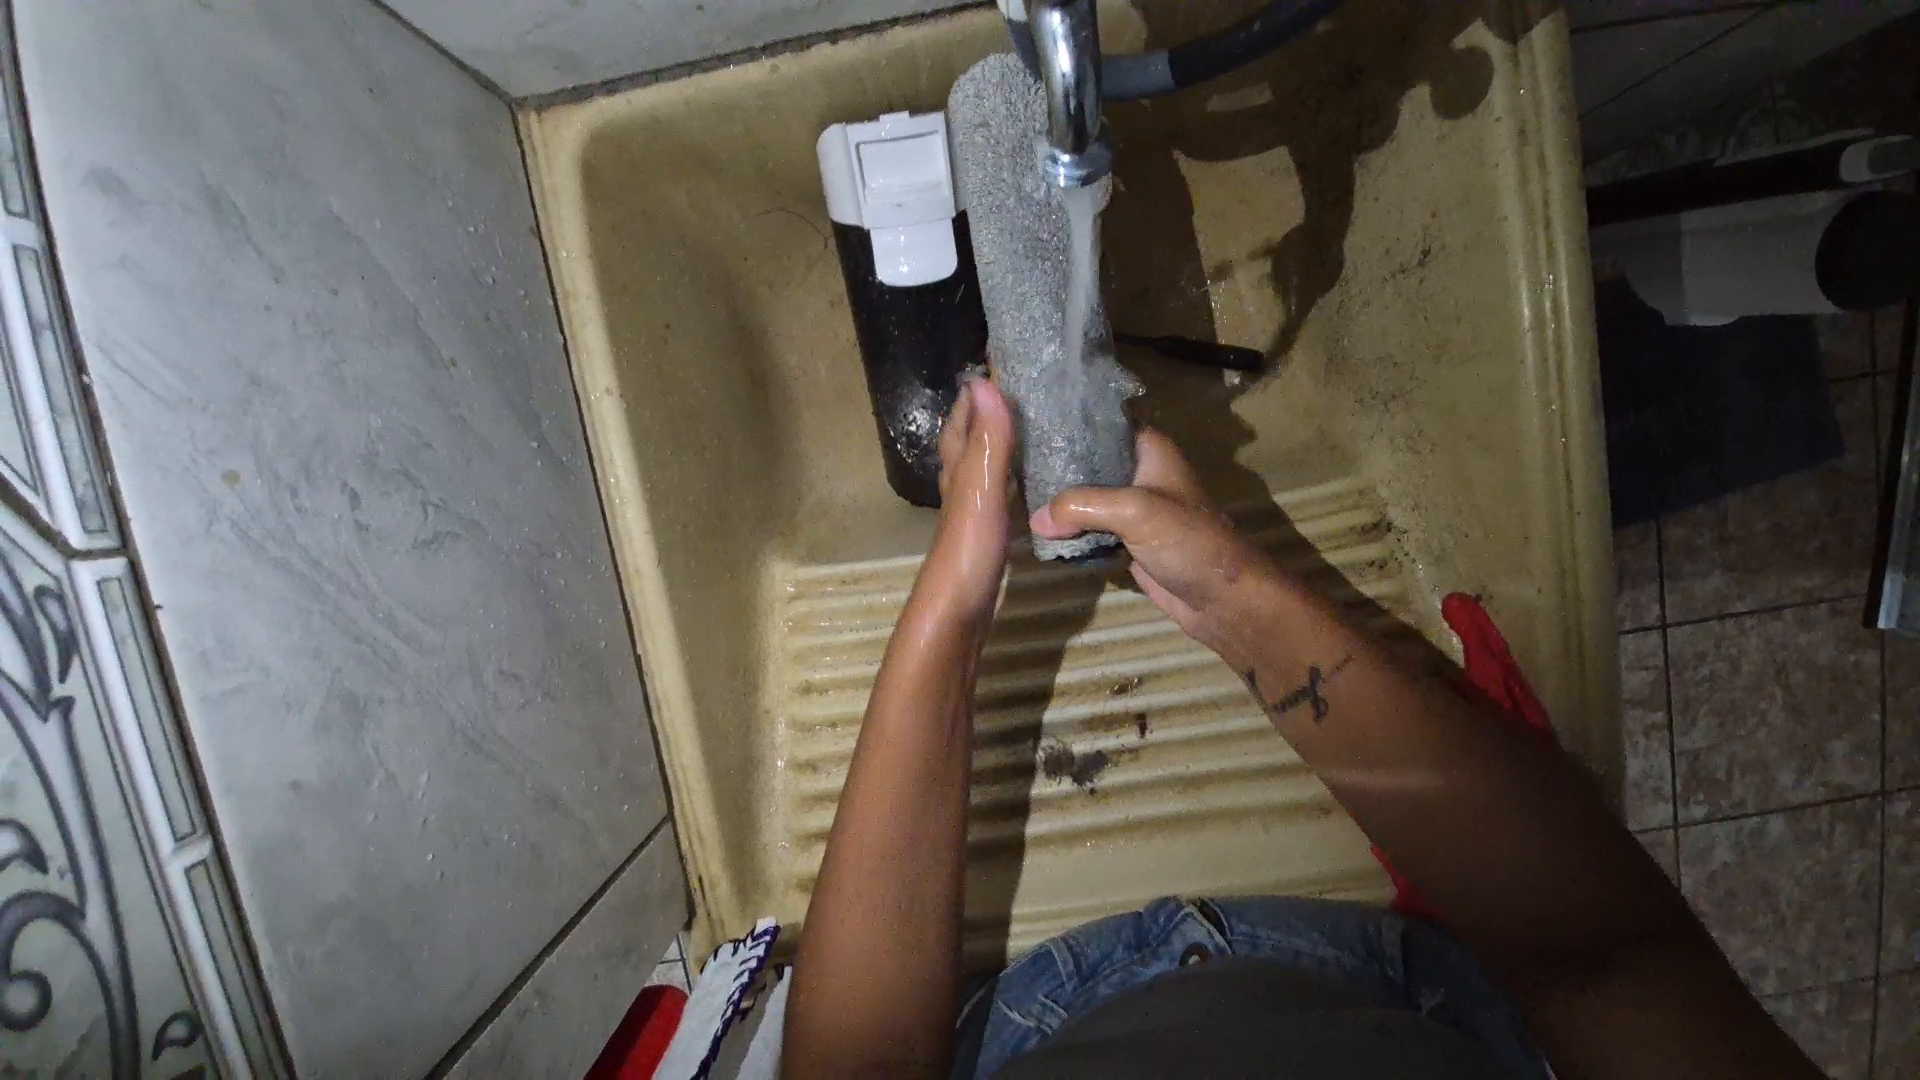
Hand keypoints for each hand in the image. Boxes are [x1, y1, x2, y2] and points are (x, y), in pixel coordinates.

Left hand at [916, 374, 1015, 636]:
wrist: (957, 610)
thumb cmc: (967, 549)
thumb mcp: (980, 489)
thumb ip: (988, 441)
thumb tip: (985, 381)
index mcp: (958, 465)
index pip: (965, 412)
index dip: (981, 385)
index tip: (1009, 353)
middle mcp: (962, 479)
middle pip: (974, 433)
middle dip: (994, 406)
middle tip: (1032, 383)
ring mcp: (975, 505)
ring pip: (988, 459)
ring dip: (1006, 437)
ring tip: (1040, 419)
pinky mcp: (989, 528)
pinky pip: (1004, 487)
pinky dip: (1017, 472)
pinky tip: (1036, 475)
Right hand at [1030, 429, 1281, 669]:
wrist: (1221, 600)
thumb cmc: (1189, 542)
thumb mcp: (1135, 511)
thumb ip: (1083, 506)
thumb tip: (1037, 520)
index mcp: (1148, 449)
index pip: (1102, 421)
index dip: (1068, 419)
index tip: (1027, 419)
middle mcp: (1137, 472)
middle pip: (1086, 460)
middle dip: (1054, 464)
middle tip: (1012, 463)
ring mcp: (1131, 508)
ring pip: (1085, 497)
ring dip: (1057, 501)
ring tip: (1015, 493)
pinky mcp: (1124, 540)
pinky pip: (1088, 528)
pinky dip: (1067, 530)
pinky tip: (1038, 529)